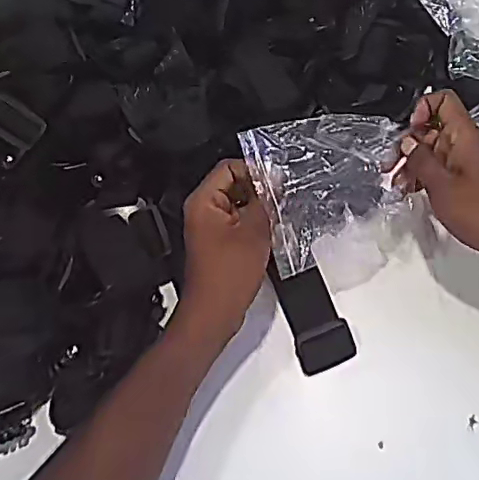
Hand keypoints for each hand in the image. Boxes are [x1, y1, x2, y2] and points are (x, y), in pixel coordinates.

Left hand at [173, 159, 273, 346]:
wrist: (215, 312)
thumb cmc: (225, 278)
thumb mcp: (255, 231)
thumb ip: (265, 201)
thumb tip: (273, 181)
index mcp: (203, 201)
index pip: (228, 167)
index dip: (253, 171)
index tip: (273, 182)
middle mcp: (202, 210)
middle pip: (233, 184)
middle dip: (257, 191)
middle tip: (276, 202)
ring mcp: (209, 226)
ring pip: (237, 203)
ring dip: (257, 209)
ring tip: (272, 222)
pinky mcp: (217, 242)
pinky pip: (236, 221)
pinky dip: (252, 225)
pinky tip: (265, 236)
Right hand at [400, 90, 478, 271]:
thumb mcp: (441, 186)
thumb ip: (420, 159)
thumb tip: (407, 142)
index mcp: (463, 137)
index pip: (443, 101)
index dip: (422, 108)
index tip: (409, 131)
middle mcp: (465, 144)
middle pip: (431, 127)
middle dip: (408, 143)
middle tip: (392, 163)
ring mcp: (465, 162)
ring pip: (432, 149)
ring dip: (412, 162)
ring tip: (398, 182)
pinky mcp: (465, 180)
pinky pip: (439, 167)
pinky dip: (423, 175)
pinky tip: (410, 190)